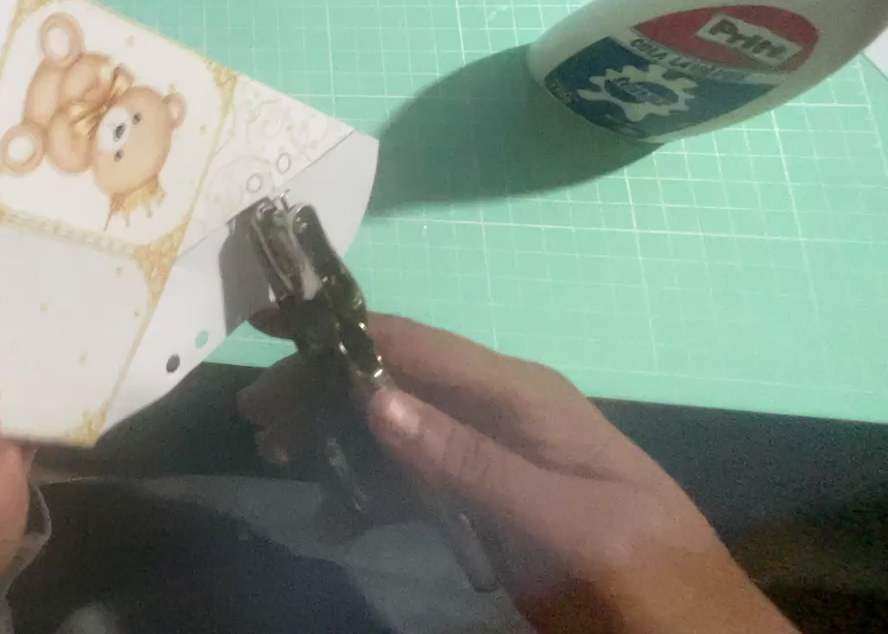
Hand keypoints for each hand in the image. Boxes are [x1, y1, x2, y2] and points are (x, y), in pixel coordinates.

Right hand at [238, 315, 795, 633]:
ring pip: (382, 424)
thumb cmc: (654, 585)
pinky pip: (401, 476)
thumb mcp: (570, 527)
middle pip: (382, 379)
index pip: (407, 342)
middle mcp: (490, 407)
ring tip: (276, 454)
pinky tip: (329, 516)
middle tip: (256, 415)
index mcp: (518, 394)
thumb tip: (373, 400)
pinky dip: (359, 491)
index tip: (268, 324)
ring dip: (327, 436)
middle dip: (316, 389)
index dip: (334, 328)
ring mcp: (480, 449)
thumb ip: (471, 461)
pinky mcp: (473, 492)